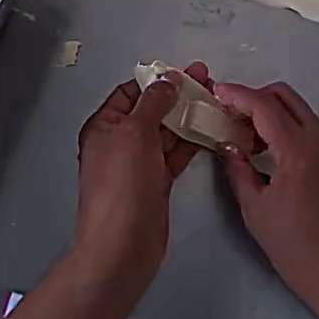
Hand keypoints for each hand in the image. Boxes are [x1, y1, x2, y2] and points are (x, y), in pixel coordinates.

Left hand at [72, 63, 208, 278]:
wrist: (123, 247)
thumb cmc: (122, 184)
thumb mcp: (135, 133)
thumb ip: (154, 102)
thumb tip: (168, 80)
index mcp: (104, 126)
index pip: (130, 92)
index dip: (156, 80)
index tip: (183, 72)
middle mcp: (120, 141)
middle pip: (152, 109)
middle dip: (178, 94)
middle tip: (206, 79)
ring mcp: (139, 162)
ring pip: (167, 130)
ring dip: (189, 115)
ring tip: (214, 98)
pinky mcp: (157, 181)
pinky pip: (176, 153)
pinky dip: (192, 140)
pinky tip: (211, 128)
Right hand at [213, 81, 318, 316]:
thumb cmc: (299, 249)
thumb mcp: (257, 212)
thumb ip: (238, 170)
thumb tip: (226, 145)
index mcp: (298, 148)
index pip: (264, 105)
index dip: (237, 94)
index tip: (216, 92)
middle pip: (284, 95)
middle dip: (254, 97)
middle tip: (230, 115)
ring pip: (297, 108)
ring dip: (270, 110)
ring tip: (245, 134)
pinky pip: (307, 124)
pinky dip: (285, 124)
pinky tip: (268, 148)